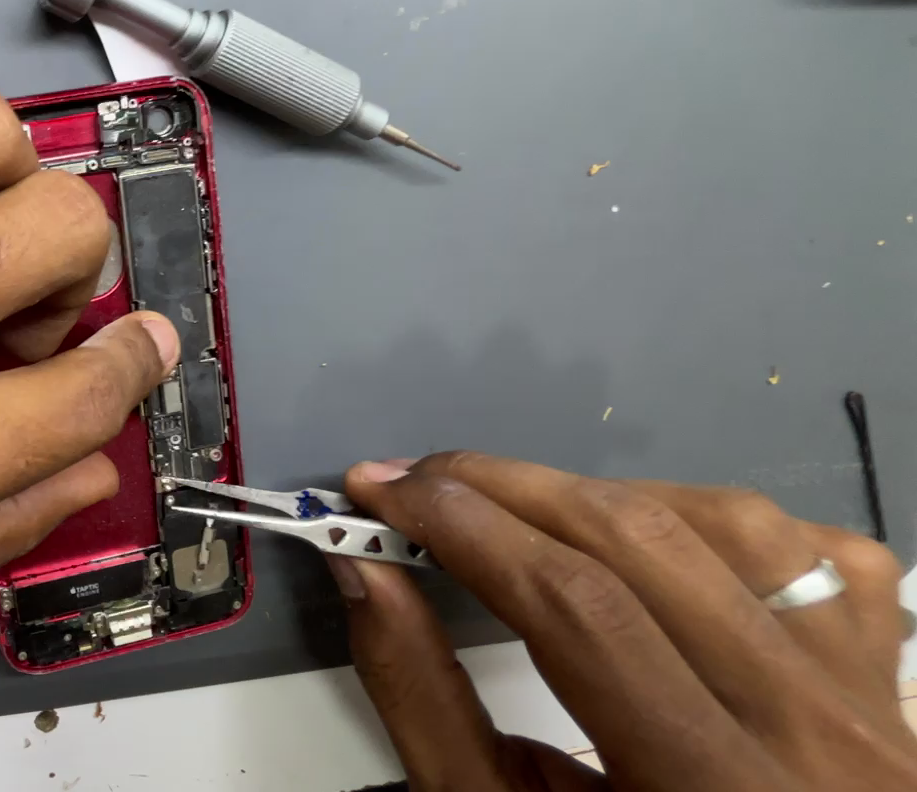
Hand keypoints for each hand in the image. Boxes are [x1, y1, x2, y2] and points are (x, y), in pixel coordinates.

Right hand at [328, 452, 916, 789]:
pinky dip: (697, 518)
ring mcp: (878, 708)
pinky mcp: (888, 683)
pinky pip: (807, 551)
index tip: (374, 491)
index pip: (571, 602)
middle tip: (411, 482)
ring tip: (509, 515)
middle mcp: (828, 744)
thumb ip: (416, 688)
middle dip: (494, 484)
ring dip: (584, 494)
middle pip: (636, 540)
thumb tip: (362, 563)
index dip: (457, 522)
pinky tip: (630, 548)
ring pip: (725, 522)